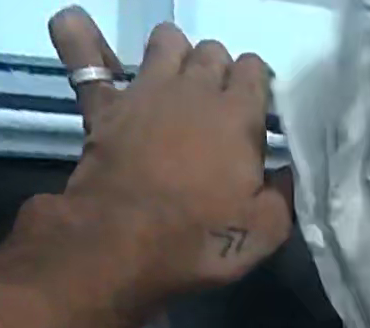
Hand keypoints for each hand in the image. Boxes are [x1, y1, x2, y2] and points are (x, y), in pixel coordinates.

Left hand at [6, 8, 293, 319]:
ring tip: (177, 92)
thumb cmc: (203, 240)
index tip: (257, 121)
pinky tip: (92, 47)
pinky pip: (81, 49)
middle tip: (220, 117)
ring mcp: (144, 89)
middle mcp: (193, 88)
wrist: (126, 245)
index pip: (255, 70)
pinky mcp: (102, 104)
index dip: (259, 91)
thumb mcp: (265, 232)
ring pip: (166, 40)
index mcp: (238, 116)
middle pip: (213, 52)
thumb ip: (284, 195)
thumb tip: (288, 173)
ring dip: (176, 57)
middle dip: (221, 75)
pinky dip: (83, 39)